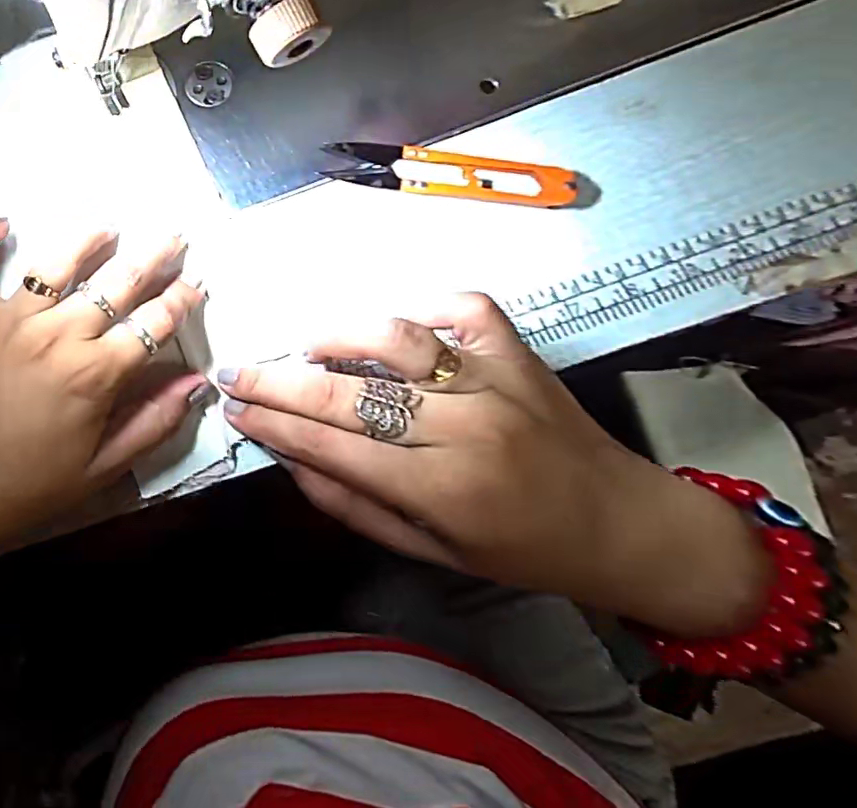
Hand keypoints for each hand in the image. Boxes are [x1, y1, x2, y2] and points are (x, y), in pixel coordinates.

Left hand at [0, 220, 210, 577]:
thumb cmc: (30, 485)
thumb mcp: (103, 467)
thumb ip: (155, 421)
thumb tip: (197, 382)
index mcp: (95, 373)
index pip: (152, 323)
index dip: (180, 301)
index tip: (196, 284)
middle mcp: (58, 335)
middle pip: (116, 284)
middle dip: (153, 259)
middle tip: (174, 239)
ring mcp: (11, 322)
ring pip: (55, 267)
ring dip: (86, 242)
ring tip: (109, 229)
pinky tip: (1, 223)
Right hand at [217, 293, 770, 636]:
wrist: (623, 524)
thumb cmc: (521, 551)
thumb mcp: (431, 550)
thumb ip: (354, 505)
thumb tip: (291, 458)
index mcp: (446, 488)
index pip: (336, 446)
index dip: (275, 425)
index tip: (234, 408)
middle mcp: (467, 425)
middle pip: (352, 392)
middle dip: (280, 381)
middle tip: (237, 371)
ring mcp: (496, 378)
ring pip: (398, 338)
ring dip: (339, 336)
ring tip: (306, 348)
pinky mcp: (516, 349)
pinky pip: (461, 308)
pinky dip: (421, 305)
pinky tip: (394, 324)